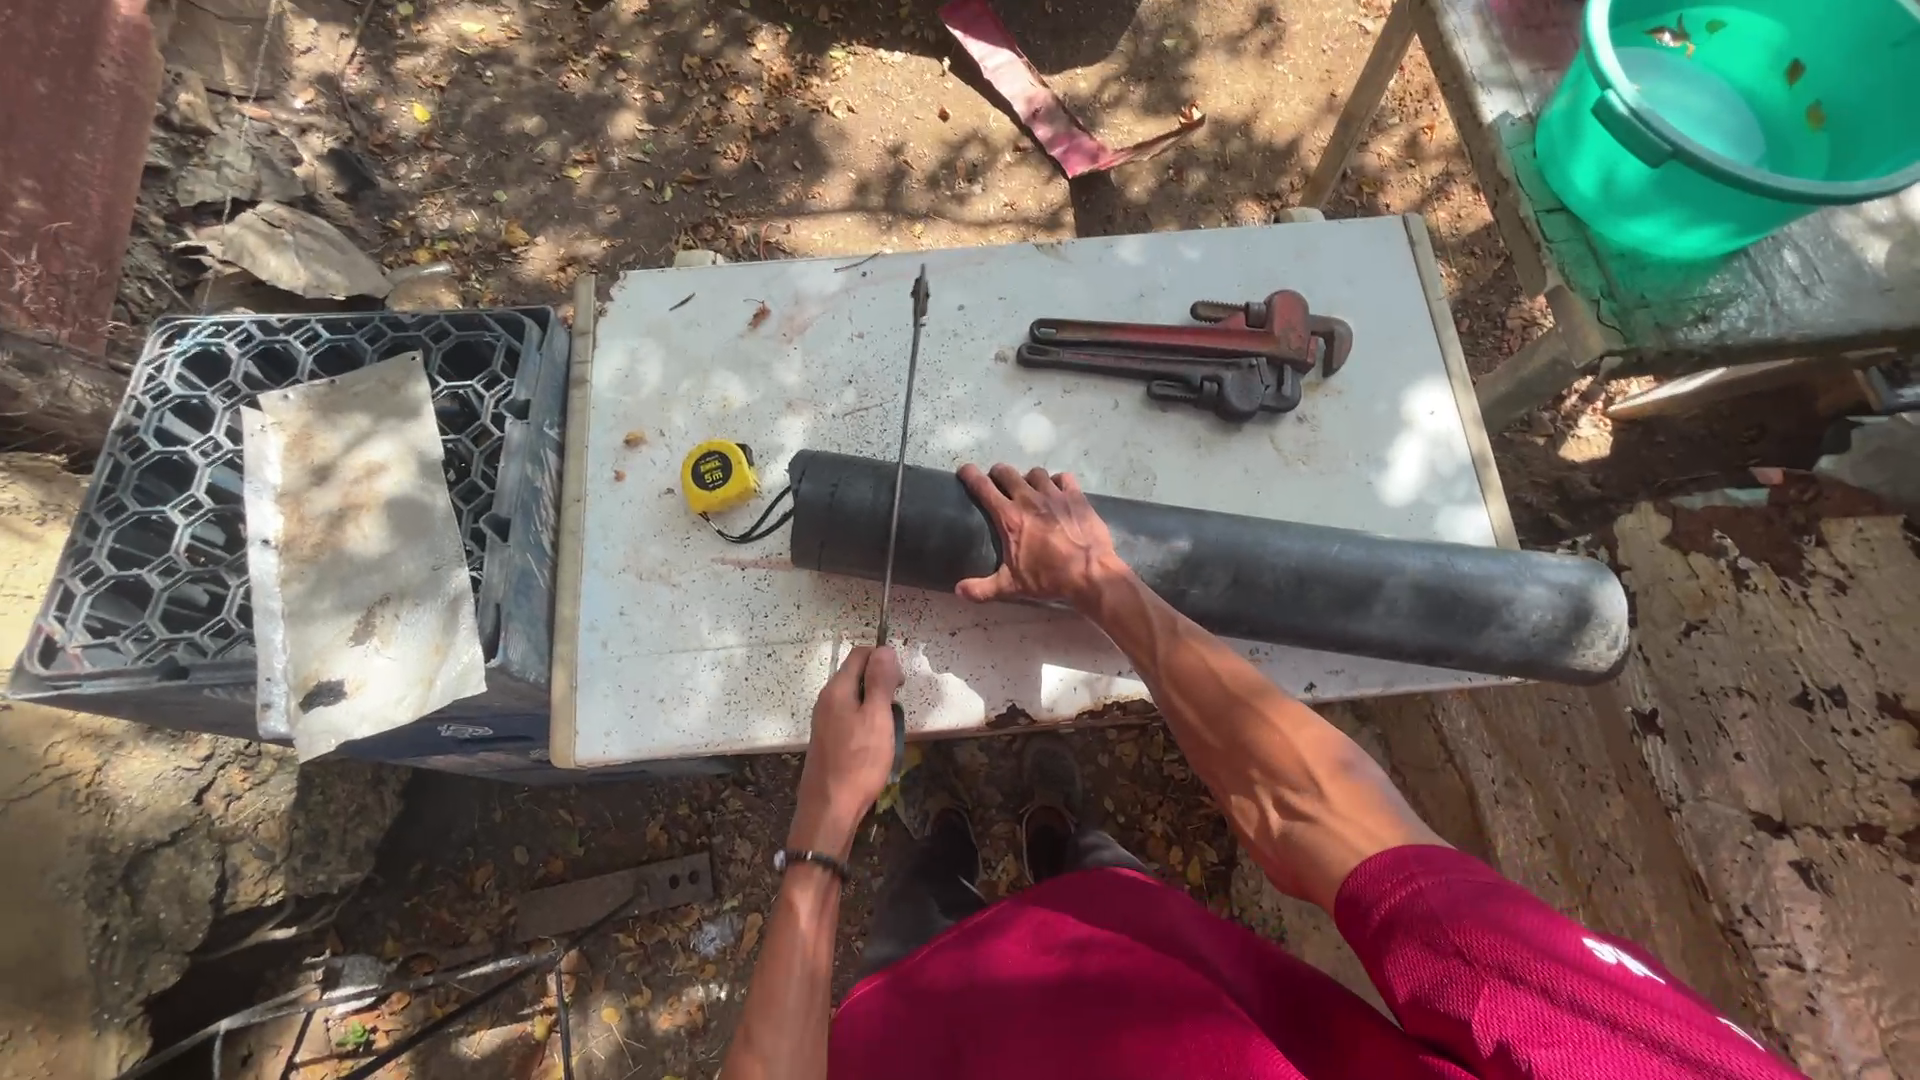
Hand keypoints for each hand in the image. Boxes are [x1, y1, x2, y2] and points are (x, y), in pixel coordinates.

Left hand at [789, 645, 902, 857]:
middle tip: (897, 708)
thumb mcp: (877, 717)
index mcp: (837, 689)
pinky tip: (875, 742)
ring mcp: (824, 719)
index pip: (860, 654)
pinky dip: (866, 720)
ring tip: (889, 728)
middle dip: (881, 682)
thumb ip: (880, 681)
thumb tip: (884, 649)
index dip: (884, 659)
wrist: (830, 808)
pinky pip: (850, 716)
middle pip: (856, 673)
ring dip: (876, 704)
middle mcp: (827, 699)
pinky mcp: (828, 738)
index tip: (901, 683)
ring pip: (855, 696)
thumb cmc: (859, 762)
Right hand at [956, 463, 1130, 609]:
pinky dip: (1058, 482)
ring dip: (1028, 479)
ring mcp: (1054, 495)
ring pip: (1036, 473)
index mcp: (1009, 517)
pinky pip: (1064, 478)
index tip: (965, 471)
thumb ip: (982, 589)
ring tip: (1030, 489)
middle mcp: (1029, 499)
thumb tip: (959, 591)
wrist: (1089, 573)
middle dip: (998, 474)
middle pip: (1007, 473)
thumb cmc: (1048, 578)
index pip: (983, 487)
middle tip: (998, 483)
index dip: (970, 475)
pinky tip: (1058, 491)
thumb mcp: (1011, 587)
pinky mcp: (1076, 497)